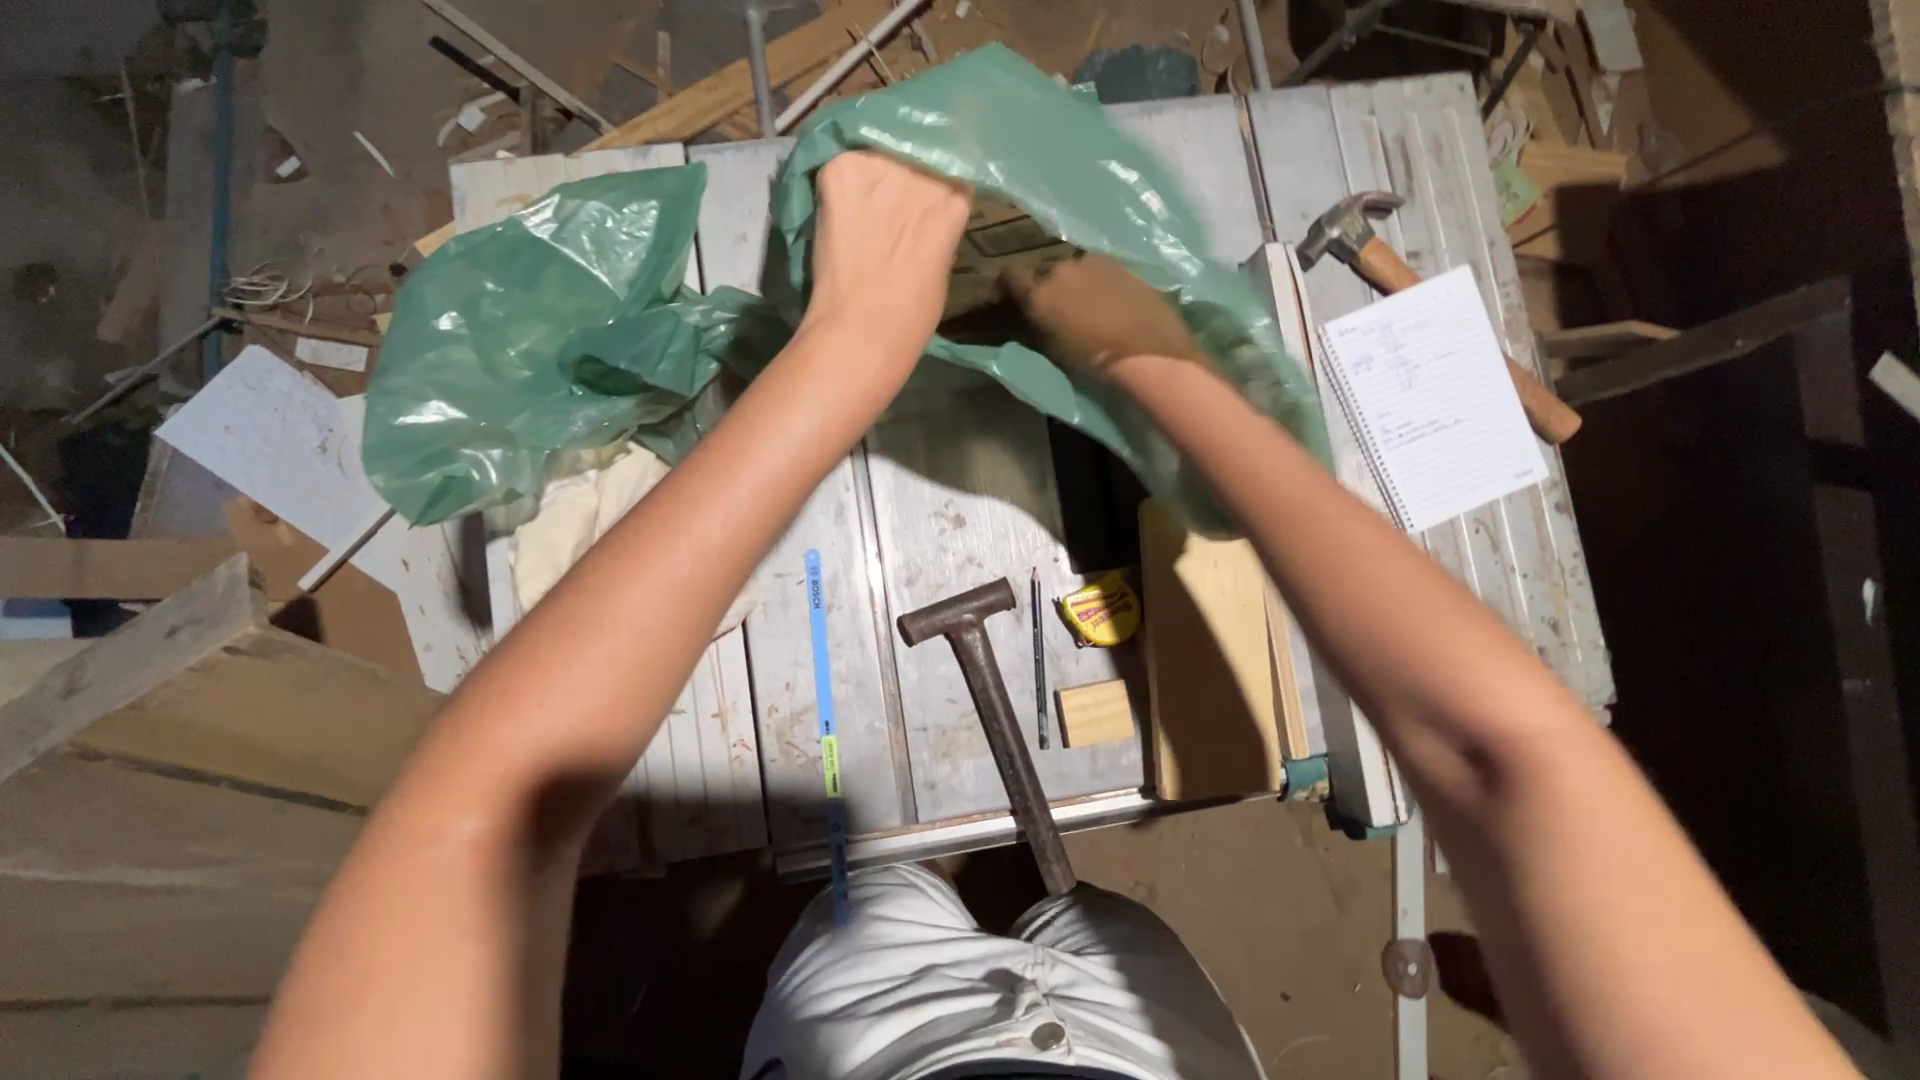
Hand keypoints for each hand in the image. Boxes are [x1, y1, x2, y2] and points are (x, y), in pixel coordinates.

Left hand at [802, 151, 972, 363]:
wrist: (861, 329)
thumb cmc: (911, 316)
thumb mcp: (943, 265)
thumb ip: (939, 229)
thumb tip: (923, 218)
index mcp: (955, 196)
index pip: (947, 173)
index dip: (931, 190)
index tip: (920, 208)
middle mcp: (922, 169)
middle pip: (911, 159)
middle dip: (900, 180)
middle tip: (886, 213)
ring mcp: (879, 164)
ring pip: (874, 160)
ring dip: (868, 180)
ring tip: (859, 214)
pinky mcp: (842, 169)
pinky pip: (840, 168)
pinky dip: (837, 186)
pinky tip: (837, 213)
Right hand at [1005, 253, 1207, 372]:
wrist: (1146, 350)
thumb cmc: (1093, 360)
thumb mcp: (1053, 349)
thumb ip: (1036, 327)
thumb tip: (1030, 317)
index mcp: (1038, 294)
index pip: (1009, 276)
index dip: (1009, 285)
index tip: (1013, 297)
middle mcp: (1060, 269)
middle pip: (1044, 270)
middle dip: (1046, 285)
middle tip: (1056, 305)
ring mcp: (1091, 262)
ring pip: (1072, 267)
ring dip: (1074, 281)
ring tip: (1085, 301)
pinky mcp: (1118, 263)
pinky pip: (1097, 268)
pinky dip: (1097, 280)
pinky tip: (1108, 298)